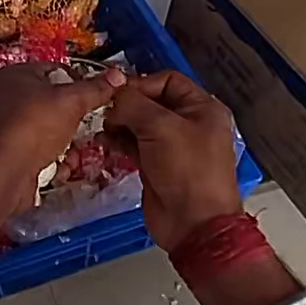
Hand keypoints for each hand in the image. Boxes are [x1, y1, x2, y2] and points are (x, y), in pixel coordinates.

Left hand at [0, 62, 124, 211]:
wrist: (2, 174)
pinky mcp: (11, 155)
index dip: (80, 83)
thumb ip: (95, 89)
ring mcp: (8, 128)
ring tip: (74, 154)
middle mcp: (8, 98)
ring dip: (67, 146)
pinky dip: (53, 161)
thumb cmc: (33, 127)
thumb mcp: (71, 102)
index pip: (57, 70)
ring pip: (50, 132)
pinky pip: (40, 152)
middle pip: (54, 105)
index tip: (99, 97)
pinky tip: (61, 168)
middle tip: (89, 129)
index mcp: (17, 75)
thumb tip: (117, 76)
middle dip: (75, 121)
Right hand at [105, 71, 241, 251]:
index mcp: (201, 108)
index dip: (141, 84)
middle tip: (106, 114)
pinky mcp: (156, 165)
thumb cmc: (186, 170)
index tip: (116, 94)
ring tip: (104, 130)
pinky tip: (104, 143)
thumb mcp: (161, 127)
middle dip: (126, 106)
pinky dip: (119, 141)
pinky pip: (134, 145)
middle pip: (150, 102)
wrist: (193, 224)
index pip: (167, 81)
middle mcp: (188, 123)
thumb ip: (133, 105)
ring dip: (119, 124)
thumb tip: (114, 98)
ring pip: (139, 124)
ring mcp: (171, 146)